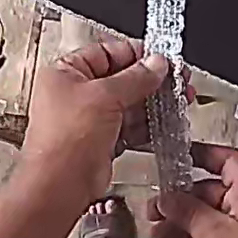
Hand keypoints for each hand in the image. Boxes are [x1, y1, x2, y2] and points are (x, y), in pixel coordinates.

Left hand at [21, 37, 169, 202]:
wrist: (60, 185)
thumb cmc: (64, 140)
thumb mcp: (104, 96)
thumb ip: (135, 78)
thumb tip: (155, 64)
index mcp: (66, 74)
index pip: (105, 53)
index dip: (135, 54)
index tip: (161, 57)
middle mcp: (74, 96)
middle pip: (119, 80)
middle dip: (150, 81)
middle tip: (177, 80)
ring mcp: (88, 121)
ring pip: (126, 106)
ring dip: (152, 105)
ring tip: (177, 100)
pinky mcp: (100, 144)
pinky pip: (128, 130)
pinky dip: (146, 127)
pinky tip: (164, 123)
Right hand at [146, 145, 237, 237]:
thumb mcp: (212, 236)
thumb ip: (186, 210)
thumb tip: (167, 198)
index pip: (226, 160)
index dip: (199, 157)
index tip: (176, 157)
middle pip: (211, 189)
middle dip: (180, 202)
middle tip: (156, 211)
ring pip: (208, 211)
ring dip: (182, 222)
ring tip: (159, 235)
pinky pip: (214, 229)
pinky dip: (193, 236)